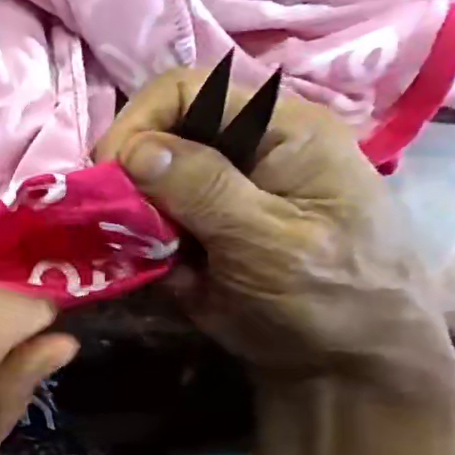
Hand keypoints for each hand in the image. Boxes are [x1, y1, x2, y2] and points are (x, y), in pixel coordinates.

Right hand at [94, 67, 454, 401]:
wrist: (344, 365)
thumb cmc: (332, 296)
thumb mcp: (271, 241)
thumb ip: (205, 189)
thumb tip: (133, 148)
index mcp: (278, 130)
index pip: (186, 89)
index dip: (138, 122)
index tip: (110, 173)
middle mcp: (240, 149)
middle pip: (154, 132)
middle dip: (123, 173)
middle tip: (115, 221)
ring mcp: (212, 190)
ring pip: (139, 178)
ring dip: (124, 212)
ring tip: (134, 250)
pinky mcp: (192, 226)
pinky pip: (141, 217)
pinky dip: (129, 238)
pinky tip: (144, 264)